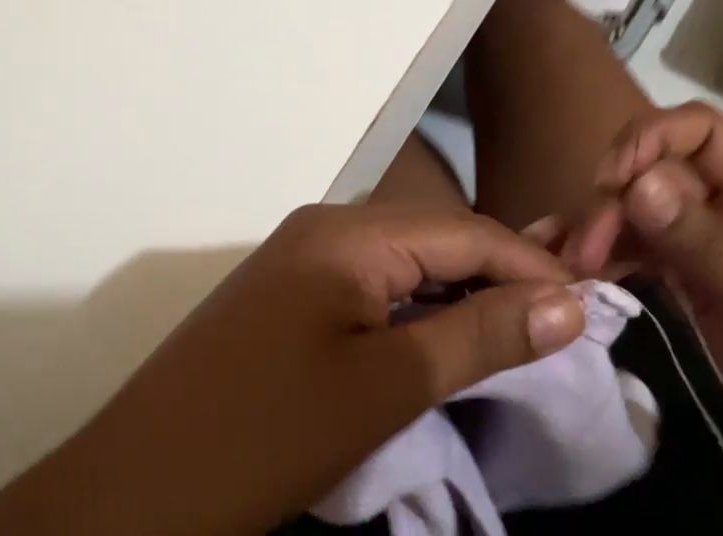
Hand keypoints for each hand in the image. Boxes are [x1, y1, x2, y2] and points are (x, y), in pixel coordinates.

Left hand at [0, 203, 586, 535]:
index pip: (465, 232)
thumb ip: (481, 335)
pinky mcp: (285, 302)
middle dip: (500, 277)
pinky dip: (417, 313)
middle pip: (435, 239)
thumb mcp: (388, 387)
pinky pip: (371, 290)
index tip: (591, 310)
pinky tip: (445, 340)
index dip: (532, 269)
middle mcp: (322, 228)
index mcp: (347, 233)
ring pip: (404, 265)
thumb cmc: (268, 435)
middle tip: (563, 321)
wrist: (131, 495)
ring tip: (519, 331)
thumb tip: (572, 304)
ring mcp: (298, 263)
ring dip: (461, 295)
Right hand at [575, 103, 722, 480]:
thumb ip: (709, 247)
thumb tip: (638, 182)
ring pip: (643, 209)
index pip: (702, 131)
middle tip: (586, 249)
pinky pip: (644, 252)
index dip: (651, 138)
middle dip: (617, 194)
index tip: (610, 182)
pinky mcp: (695, 285)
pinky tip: (587, 276)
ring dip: (606, 227)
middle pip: (660, 169)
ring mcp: (712, 248)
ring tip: (578, 266)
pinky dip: (613, 256)